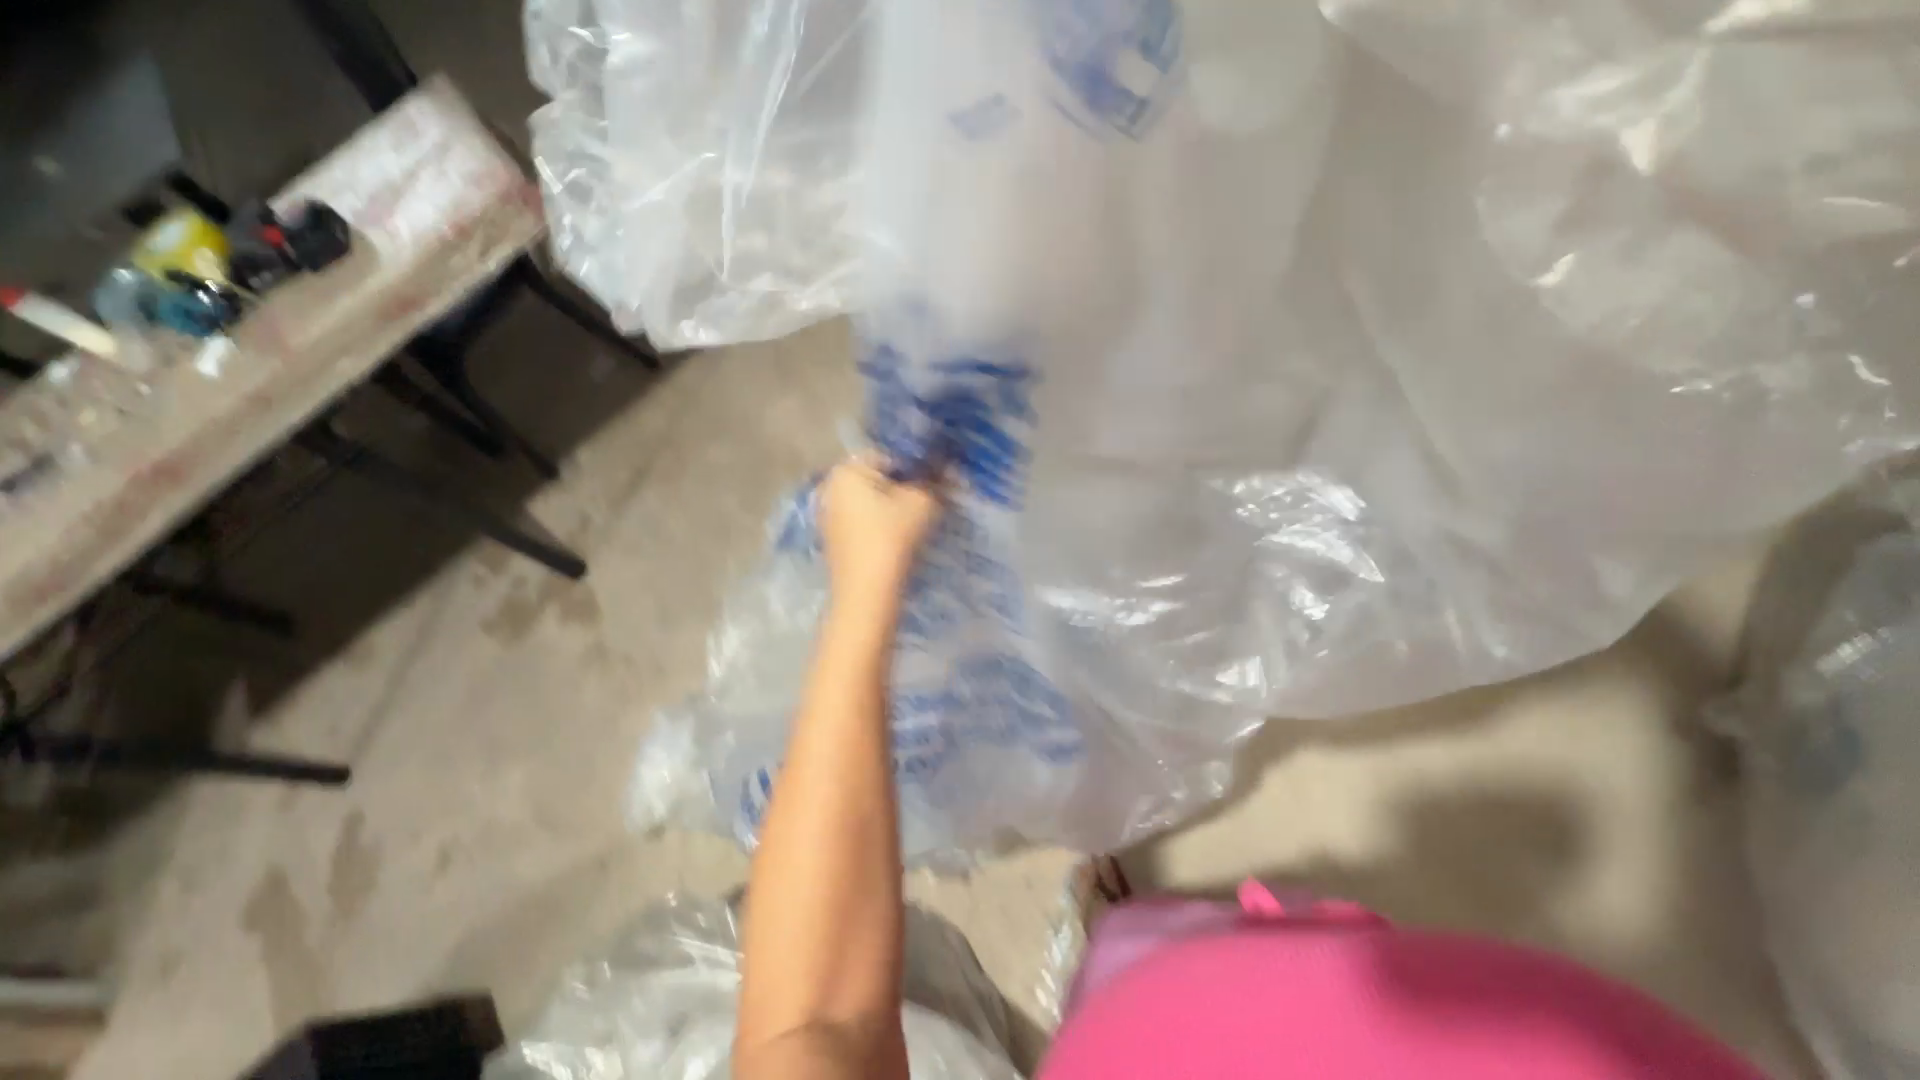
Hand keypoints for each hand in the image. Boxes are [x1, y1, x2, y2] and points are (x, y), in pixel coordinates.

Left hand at [819, 456, 943, 610]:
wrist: (866, 594)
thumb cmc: (891, 539)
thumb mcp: (923, 502)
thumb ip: (936, 481)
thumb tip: (948, 469)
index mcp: (846, 469)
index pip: (890, 455)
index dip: (917, 466)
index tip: (937, 482)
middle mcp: (830, 486)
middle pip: (878, 478)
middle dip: (904, 486)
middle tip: (931, 500)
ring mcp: (827, 515)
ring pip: (870, 502)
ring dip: (893, 507)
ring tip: (918, 521)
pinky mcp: (833, 540)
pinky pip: (863, 522)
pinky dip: (880, 525)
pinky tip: (899, 538)